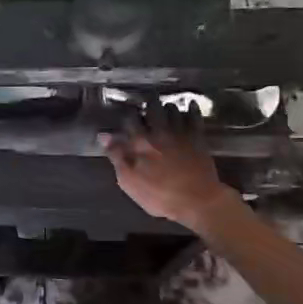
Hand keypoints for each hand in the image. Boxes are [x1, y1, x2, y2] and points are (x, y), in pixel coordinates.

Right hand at [100, 113, 238, 228]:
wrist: (196, 200)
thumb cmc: (159, 195)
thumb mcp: (129, 181)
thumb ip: (117, 156)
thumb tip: (105, 136)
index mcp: (140, 142)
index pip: (130, 120)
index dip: (128, 116)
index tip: (127, 117)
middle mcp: (159, 132)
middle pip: (153, 109)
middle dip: (149, 104)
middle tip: (147, 103)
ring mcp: (180, 133)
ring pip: (173, 110)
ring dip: (168, 106)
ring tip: (166, 105)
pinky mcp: (197, 138)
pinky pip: (195, 117)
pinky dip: (192, 109)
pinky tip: (191, 105)